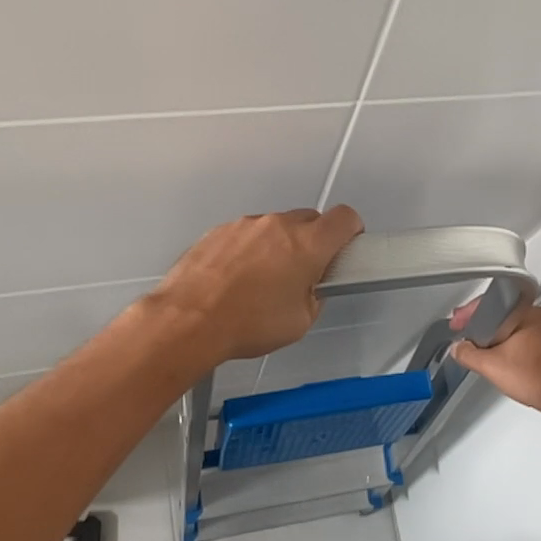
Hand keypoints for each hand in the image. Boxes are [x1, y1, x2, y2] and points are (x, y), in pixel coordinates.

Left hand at [149, 206, 363, 360]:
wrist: (189, 320)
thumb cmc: (242, 322)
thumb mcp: (300, 322)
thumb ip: (315, 296)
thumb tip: (312, 290)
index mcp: (308, 245)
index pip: (344, 218)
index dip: (351, 231)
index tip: (347, 244)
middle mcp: (278, 226)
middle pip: (310, 220)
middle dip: (313, 242)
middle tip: (306, 273)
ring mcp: (246, 226)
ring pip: (275, 227)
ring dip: (278, 248)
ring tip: (264, 285)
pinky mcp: (220, 232)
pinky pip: (246, 235)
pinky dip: (249, 252)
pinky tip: (239, 282)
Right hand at [450, 304, 540, 418]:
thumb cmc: (539, 379)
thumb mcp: (491, 366)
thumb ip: (468, 354)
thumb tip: (458, 348)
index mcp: (526, 313)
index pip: (489, 304)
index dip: (468, 314)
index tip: (458, 323)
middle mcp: (538, 317)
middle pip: (500, 315)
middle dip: (480, 326)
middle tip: (466, 336)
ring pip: (511, 328)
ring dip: (494, 338)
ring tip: (481, 352)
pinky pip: (522, 339)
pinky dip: (508, 346)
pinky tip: (502, 361)